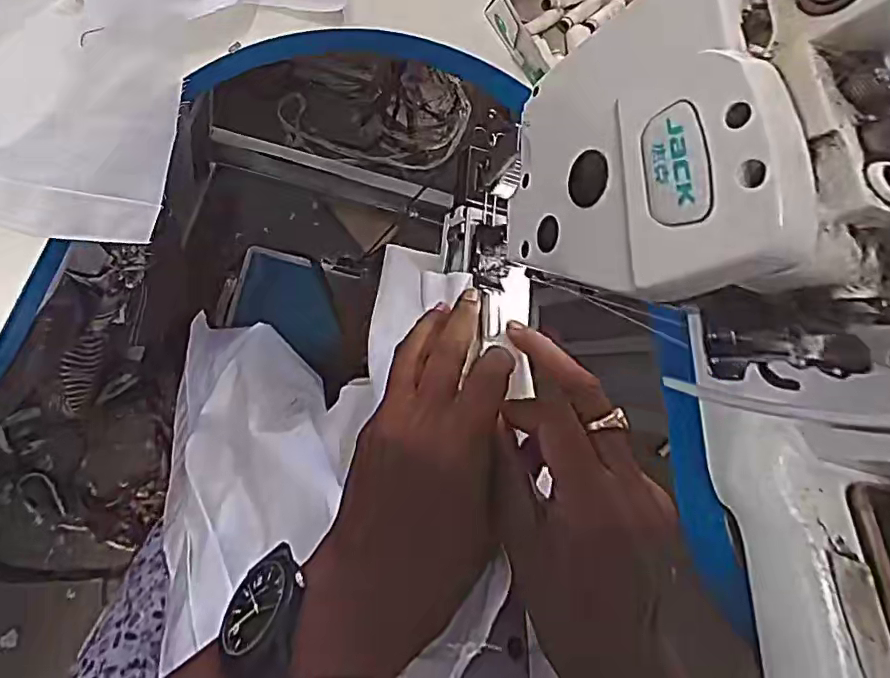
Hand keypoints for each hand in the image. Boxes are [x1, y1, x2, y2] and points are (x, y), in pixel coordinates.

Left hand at [293, 289, 514, 677]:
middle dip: (465, 321)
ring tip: (445, 308)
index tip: (508, 352)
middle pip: (448, 352)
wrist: (369, 587)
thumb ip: (507, 465)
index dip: (502, 359)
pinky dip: (410, 353)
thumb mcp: (490, 519)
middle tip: (475, 302)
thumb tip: (520, 429)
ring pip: (415, 355)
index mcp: (460, 444)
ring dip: (432, 326)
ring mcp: (394, 421)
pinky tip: (420, 348)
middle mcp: (425, 422)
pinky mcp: (374, 428)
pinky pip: (395, 376)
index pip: (487, 376)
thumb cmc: (429, 569)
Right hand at [493, 324, 681, 677]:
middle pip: (593, 399)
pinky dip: (583, 438)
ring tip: (529, 420)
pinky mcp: (653, 501)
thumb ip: (507, 478)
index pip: (560, 411)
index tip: (513, 350)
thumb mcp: (524, 548)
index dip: (533, 374)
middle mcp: (628, 485)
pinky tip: (558, 457)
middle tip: (528, 340)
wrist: (631, 660)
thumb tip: (491, 428)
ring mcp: (646, 491)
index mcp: (591, 496)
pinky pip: (615, 450)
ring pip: (604, 421)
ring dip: (566, 407)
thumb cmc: (577, 620)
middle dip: (557, 361)